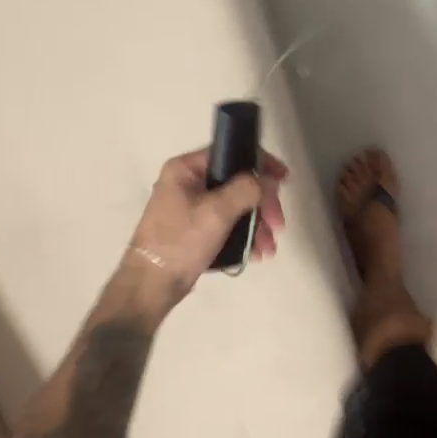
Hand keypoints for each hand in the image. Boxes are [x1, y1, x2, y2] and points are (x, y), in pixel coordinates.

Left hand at [122, 146, 287, 302]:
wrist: (152, 284)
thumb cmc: (181, 241)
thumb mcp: (217, 211)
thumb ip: (247, 189)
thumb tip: (269, 180)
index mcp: (186, 169)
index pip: (230, 152)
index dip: (261, 164)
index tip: (284, 180)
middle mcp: (188, 183)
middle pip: (238, 184)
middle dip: (262, 205)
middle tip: (278, 225)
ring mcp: (192, 208)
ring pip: (236, 208)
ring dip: (257, 226)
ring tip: (269, 249)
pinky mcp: (196, 231)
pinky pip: (228, 226)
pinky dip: (244, 238)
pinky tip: (257, 254)